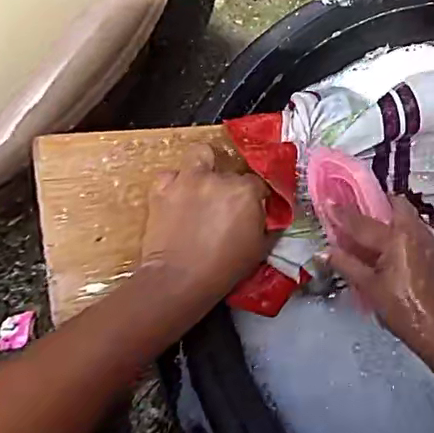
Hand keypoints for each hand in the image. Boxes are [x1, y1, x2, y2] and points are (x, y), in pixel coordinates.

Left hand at [138, 144, 270, 297]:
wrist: (180, 279)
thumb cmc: (226, 267)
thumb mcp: (261, 246)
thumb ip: (268, 222)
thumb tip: (271, 213)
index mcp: (246, 191)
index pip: (259, 182)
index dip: (258, 196)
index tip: (256, 208)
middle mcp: (219, 178)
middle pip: (231, 172)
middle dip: (232, 186)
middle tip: (228, 206)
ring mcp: (187, 181)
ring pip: (200, 154)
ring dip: (205, 165)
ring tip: (205, 183)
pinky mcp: (162, 190)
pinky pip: (170, 175)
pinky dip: (175, 182)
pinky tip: (179, 196)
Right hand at [327, 195, 433, 350]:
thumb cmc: (400, 308)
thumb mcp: (368, 287)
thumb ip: (346, 264)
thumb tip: (324, 252)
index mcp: (396, 238)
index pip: (362, 222)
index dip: (343, 213)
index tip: (330, 202)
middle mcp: (416, 232)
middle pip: (398, 204)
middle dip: (380, 203)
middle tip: (363, 213)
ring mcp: (432, 241)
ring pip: (412, 217)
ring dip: (395, 218)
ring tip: (379, 233)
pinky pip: (421, 233)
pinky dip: (407, 234)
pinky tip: (398, 251)